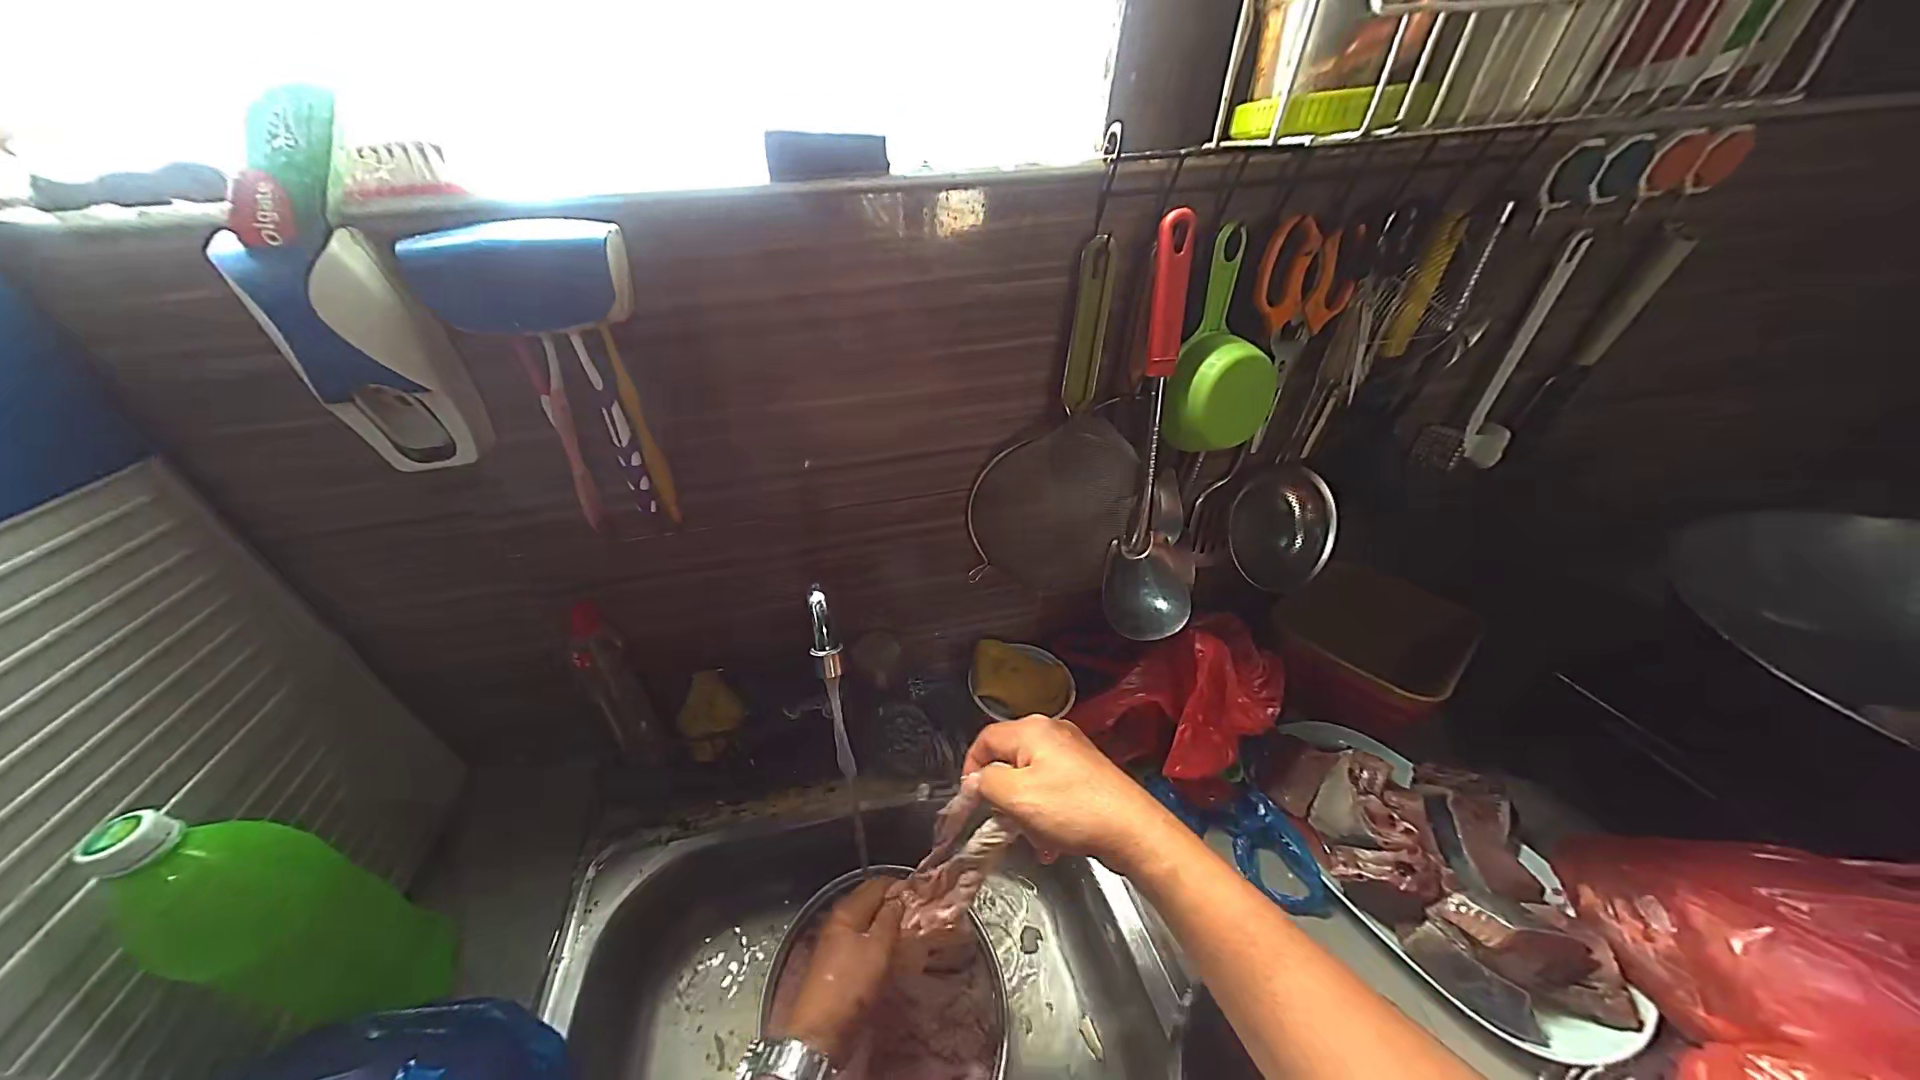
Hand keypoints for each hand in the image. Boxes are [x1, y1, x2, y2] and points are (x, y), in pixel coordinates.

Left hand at [769, 877, 902, 1061]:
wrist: (821, 1032)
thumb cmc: (850, 984)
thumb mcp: (877, 948)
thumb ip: (889, 918)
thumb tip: (899, 896)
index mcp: (847, 910)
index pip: (877, 884)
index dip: (898, 885)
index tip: (920, 893)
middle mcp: (840, 921)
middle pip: (871, 903)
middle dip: (894, 906)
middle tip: (919, 914)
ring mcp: (838, 942)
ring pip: (869, 924)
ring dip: (888, 927)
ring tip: (910, 933)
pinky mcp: (840, 964)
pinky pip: (865, 943)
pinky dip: (880, 944)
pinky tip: (893, 953)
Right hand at [964, 715, 1186, 875]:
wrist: (1133, 829)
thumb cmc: (1076, 810)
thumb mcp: (1015, 797)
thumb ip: (986, 783)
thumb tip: (977, 780)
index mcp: (1032, 730)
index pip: (984, 740)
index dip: (971, 769)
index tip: (971, 797)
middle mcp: (1052, 733)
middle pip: (1008, 759)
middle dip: (1002, 794)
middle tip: (1005, 819)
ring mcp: (1072, 753)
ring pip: (1030, 778)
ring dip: (1025, 809)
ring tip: (1034, 835)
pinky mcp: (1086, 774)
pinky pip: (1052, 789)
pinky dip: (1045, 812)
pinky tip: (1052, 839)